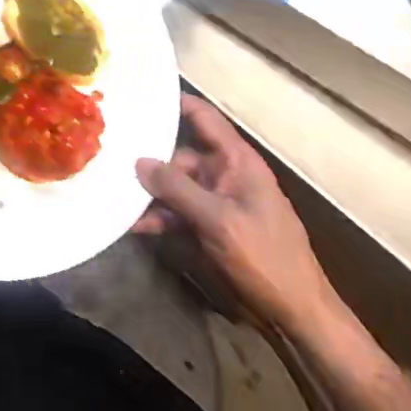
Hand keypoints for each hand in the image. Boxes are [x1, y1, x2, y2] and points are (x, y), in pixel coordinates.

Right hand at [134, 94, 338, 334]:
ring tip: (119, 200)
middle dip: (150, 160)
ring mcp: (218, 201)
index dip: (175, 103)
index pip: (203, 117)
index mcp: (237, 161)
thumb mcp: (218, 220)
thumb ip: (177, 188)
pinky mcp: (211, 226)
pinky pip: (178, 212)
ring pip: (175, 186)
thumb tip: (139, 161)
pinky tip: (135, 225)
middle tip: (114, 160)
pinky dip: (159, 217)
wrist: (296, 315)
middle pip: (180, 154)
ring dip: (150, 195)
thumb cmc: (265, 258)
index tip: (139, 95)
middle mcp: (226, 173)